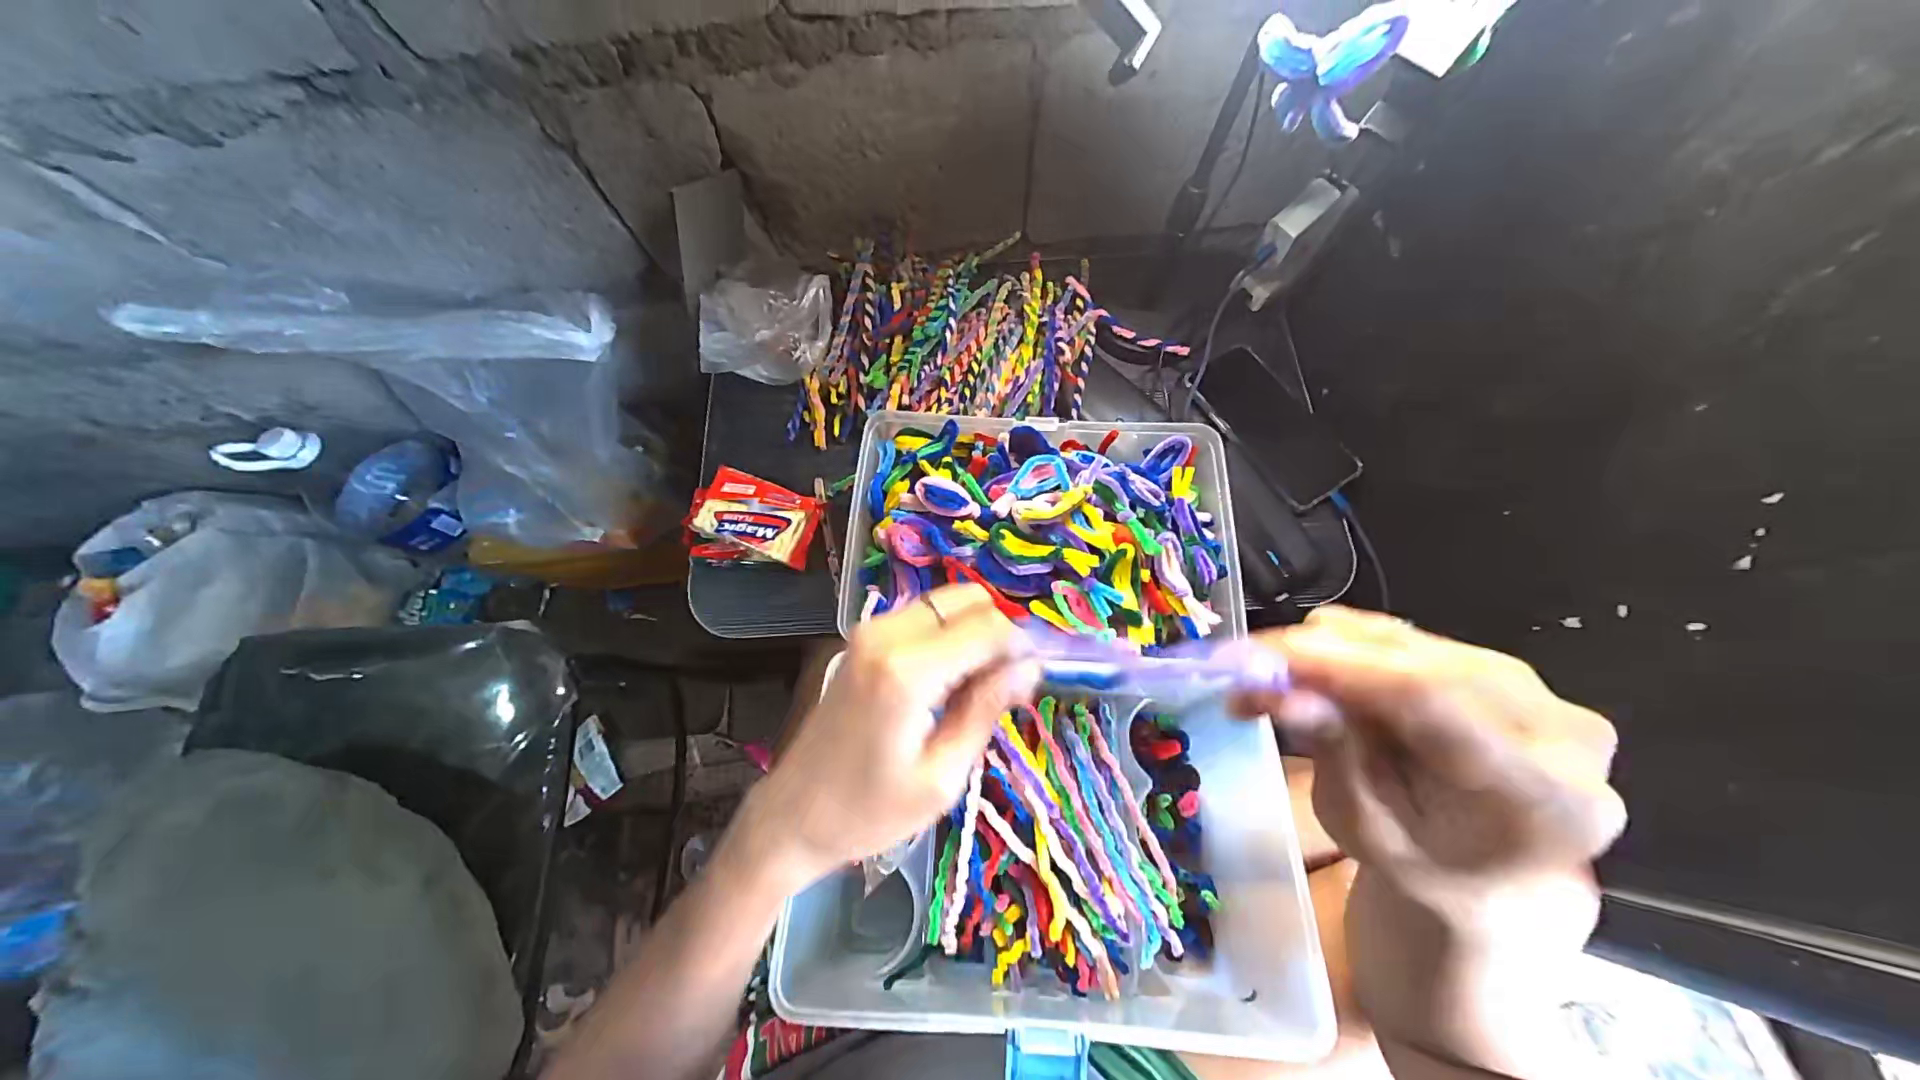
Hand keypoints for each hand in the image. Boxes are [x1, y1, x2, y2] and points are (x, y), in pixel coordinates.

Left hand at [742, 584, 1038, 884]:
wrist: (793, 814)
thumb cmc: (869, 812)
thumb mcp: (941, 777)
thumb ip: (986, 709)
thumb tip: (1031, 666)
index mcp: (908, 672)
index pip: (987, 627)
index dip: (1020, 647)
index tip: (1031, 680)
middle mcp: (886, 635)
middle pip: (967, 599)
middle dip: (997, 632)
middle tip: (1004, 683)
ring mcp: (868, 631)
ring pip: (946, 602)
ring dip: (972, 631)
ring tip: (976, 687)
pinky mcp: (862, 638)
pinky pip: (923, 616)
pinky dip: (948, 634)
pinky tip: (947, 680)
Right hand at [1236, 607, 1625, 903]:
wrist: (1485, 877)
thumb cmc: (1425, 868)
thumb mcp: (1367, 830)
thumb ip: (1334, 755)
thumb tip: (1280, 692)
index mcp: (1545, 795)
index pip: (1432, 701)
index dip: (1338, 668)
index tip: (1258, 657)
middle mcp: (1559, 729)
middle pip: (1418, 662)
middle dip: (1318, 656)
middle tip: (1243, 665)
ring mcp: (1538, 692)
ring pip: (1408, 642)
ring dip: (1327, 650)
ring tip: (1270, 677)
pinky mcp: (1505, 670)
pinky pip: (1413, 640)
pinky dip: (1351, 648)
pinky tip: (1314, 672)